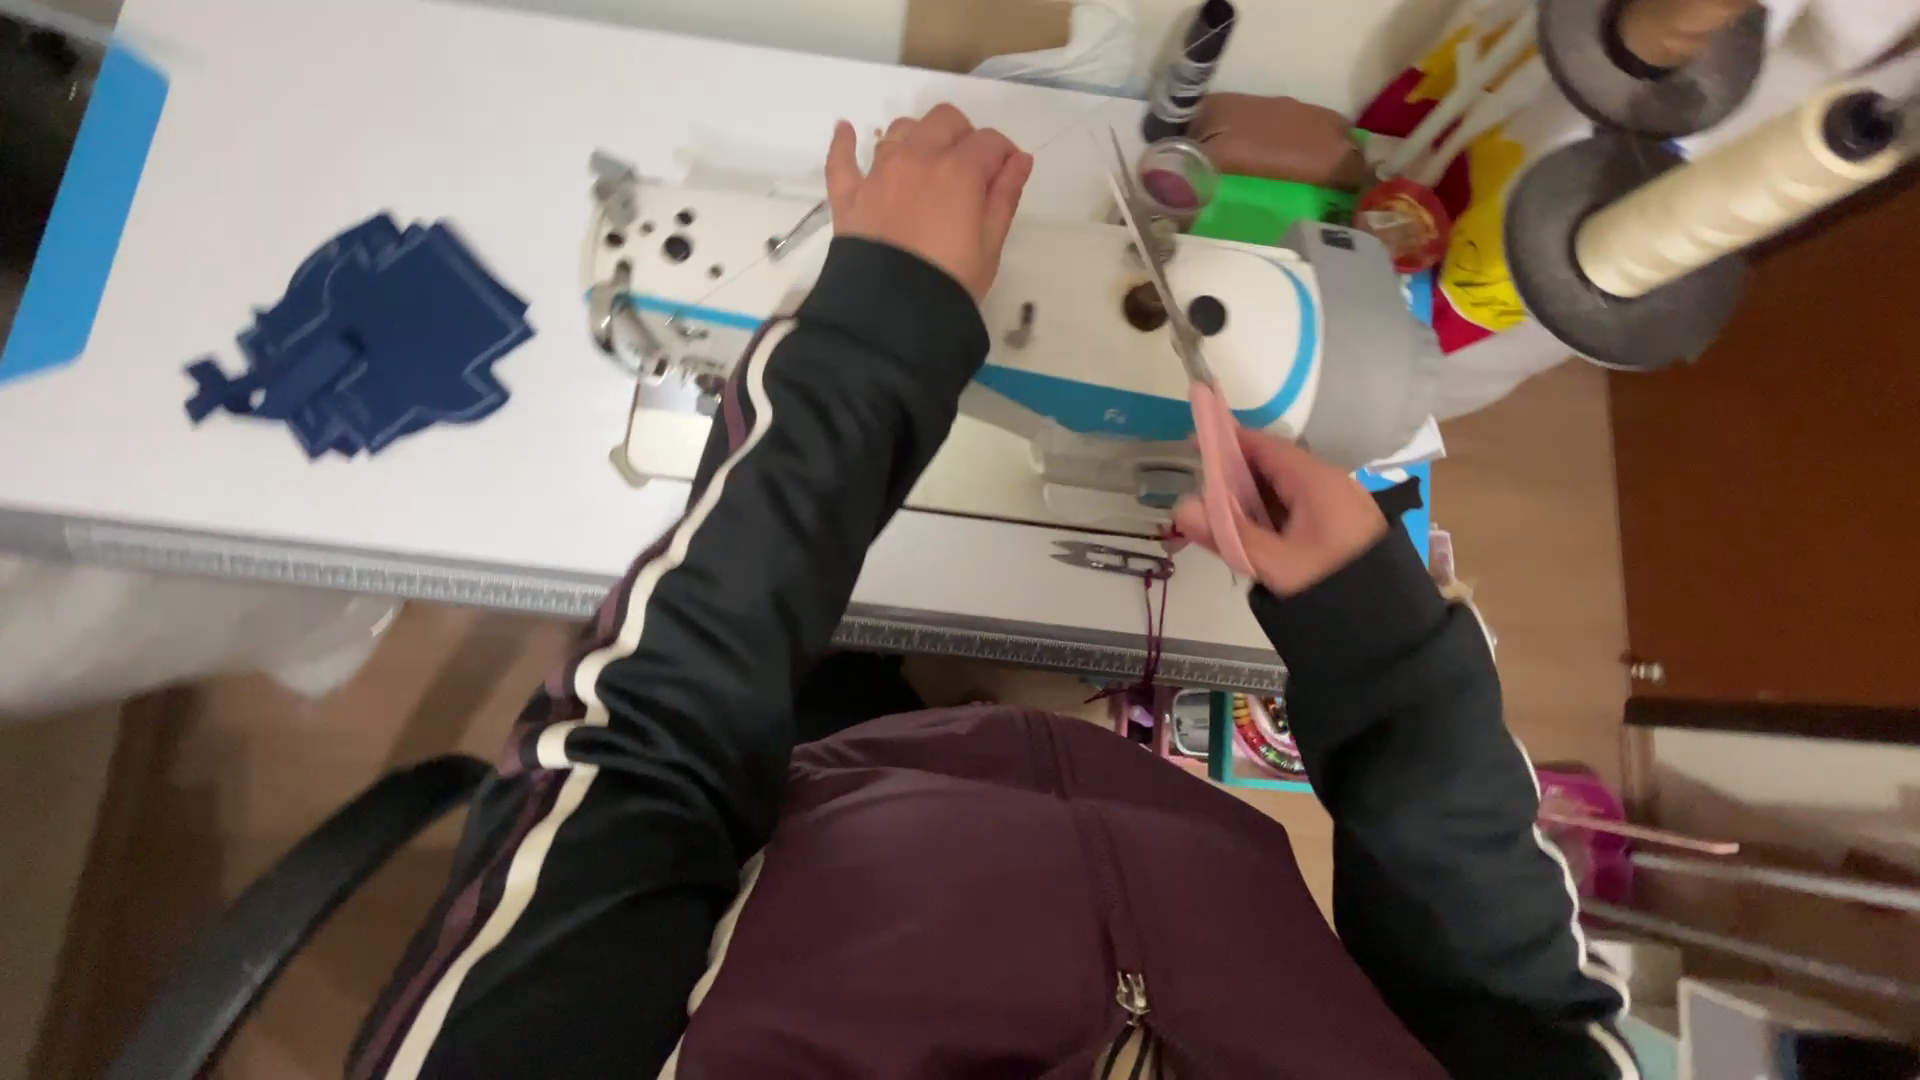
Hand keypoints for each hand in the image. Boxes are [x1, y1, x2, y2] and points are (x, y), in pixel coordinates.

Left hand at [825, 105, 1033, 300]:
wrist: (894, 314)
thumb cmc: (951, 282)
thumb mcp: (989, 245)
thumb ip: (1004, 197)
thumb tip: (1019, 160)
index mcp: (958, 170)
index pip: (989, 141)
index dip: (1004, 154)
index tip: (1008, 173)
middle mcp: (917, 158)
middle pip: (944, 121)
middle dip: (963, 136)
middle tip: (970, 170)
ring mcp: (879, 174)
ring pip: (899, 131)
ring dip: (918, 137)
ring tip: (925, 162)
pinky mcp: (850, 196)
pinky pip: (841, 159)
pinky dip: (845, 143)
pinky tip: (848, 132)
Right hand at [1173, 429, 1386, 595]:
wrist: (1385, 626)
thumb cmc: (1327, 585)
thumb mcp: (1271, 562)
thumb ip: (1224, 533)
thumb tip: (1181, 507)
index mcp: (1316, 481)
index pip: (1265, 446)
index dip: (1229, 443)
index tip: (1194, 445)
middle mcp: (1330, 484)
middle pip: (1273, 467)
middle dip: (1234, 477)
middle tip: (1199, 492)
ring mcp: (1338, 505)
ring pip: (1284, 490)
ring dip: (1250, 499)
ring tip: (1218, 516)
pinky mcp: (1341, 526)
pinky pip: (1297, 508)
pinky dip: (1269, 514)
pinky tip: (1251, 532)